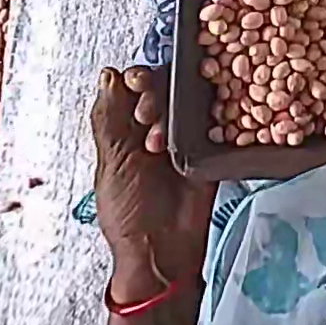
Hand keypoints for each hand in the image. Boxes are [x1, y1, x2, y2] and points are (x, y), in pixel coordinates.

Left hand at [91, 66, 214, 298]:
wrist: (162, 251)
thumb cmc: (129, 214)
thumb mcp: (112, 164)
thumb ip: (109, 118)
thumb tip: (108, 73)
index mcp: (128, 125)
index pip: (136, 83)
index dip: (138, 78)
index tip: (136, 85)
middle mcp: (159, 123)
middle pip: (165, 84)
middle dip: (155, 95)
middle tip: (146, 119)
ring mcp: (187, 132)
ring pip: (190, 98)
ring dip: (175, 112)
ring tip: (160, 144)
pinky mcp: (212, 143)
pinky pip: (217, 117)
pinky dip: (211, 116)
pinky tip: (200, 127)